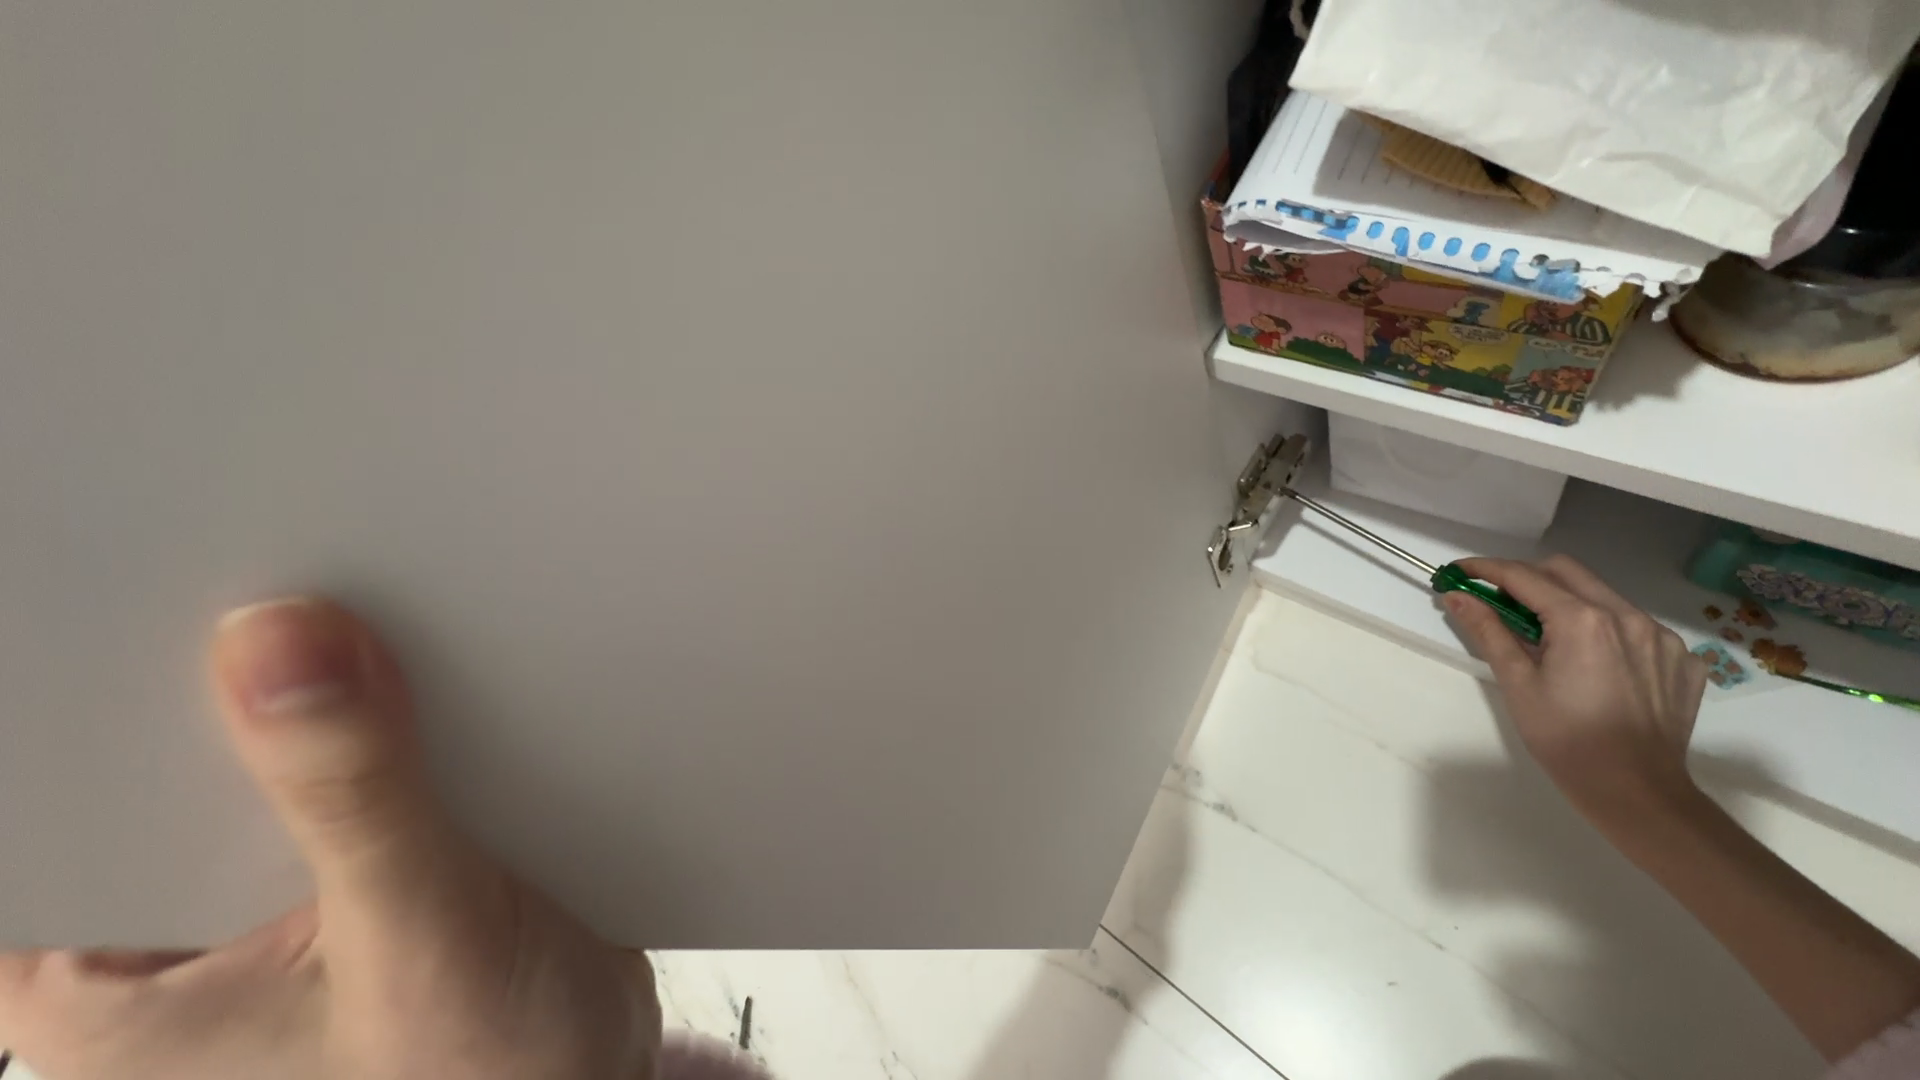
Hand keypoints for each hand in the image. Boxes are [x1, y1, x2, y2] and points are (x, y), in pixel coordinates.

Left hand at [0, 599, 661, 1079]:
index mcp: (115, 981)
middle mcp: (191, 914)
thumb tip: (277, 637)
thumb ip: (352, 799)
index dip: (101, 682)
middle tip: (310, 578)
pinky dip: (415, 704)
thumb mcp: (418, 936)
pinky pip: (379, 747)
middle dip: (250, 671)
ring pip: (292, 739)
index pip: (60, 793)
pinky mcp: (377, 843)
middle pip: (184, 750)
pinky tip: (451, 668)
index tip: (180, 588)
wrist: (591, 1072)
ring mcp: (293, 873)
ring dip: (348, 681)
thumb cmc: (492, 1068)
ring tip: (389, 610)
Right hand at [1445, 556, 1708, 827]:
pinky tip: (1596, 665)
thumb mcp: (1517, 683)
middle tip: (1498, 602)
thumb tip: (1457, 597)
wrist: (1636, 790)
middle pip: (1566, 572)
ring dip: (1567, 603)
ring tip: (1548, 640)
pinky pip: (1636, 627)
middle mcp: (1628, 616)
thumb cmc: (1565, 738)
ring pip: (1603, 596)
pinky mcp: (1682, 660)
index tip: (1458, 574)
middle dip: (1526, 577)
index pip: (1523, 576)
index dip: (1484, 570)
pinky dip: (1606, 632)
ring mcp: (1661, 637)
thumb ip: (1488, 631)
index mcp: (1582, 620)